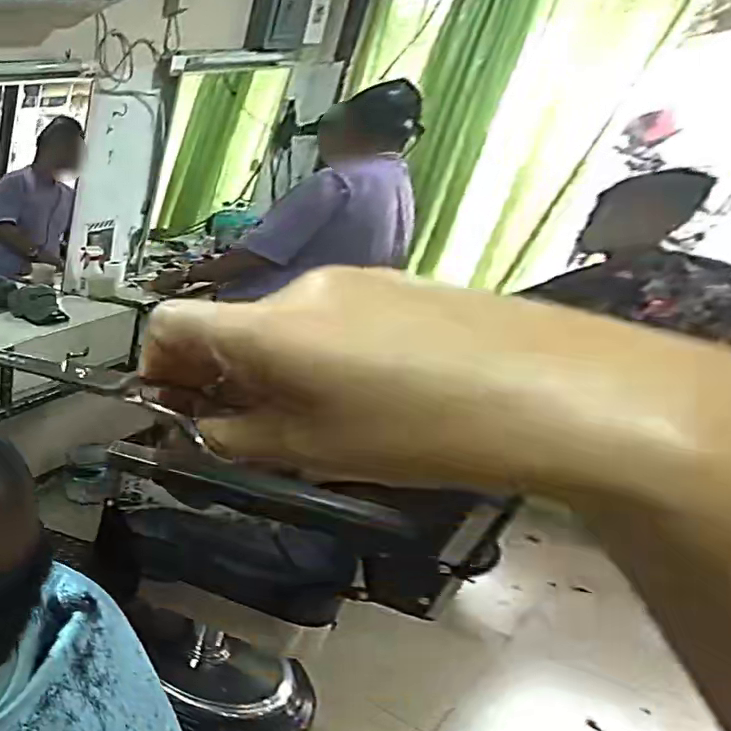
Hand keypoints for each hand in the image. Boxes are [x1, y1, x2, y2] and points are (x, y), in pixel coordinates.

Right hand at [140, 266, 730, 498]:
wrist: (577, 393)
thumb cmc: (418, 432)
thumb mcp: (307, 451)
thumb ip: (230, 434)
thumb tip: (196, 423)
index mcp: (264, 326)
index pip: (168, 321)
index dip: (154, 362)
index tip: (174, 403)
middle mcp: (297, 289)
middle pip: (223, 323)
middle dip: (212, 371)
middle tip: (239, 423)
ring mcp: (352, 280)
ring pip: (274, 322)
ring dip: (264, 364)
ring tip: (311, 413)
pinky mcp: (396, 283)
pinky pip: (324, 315)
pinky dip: (310, 351)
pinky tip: (363, 389)